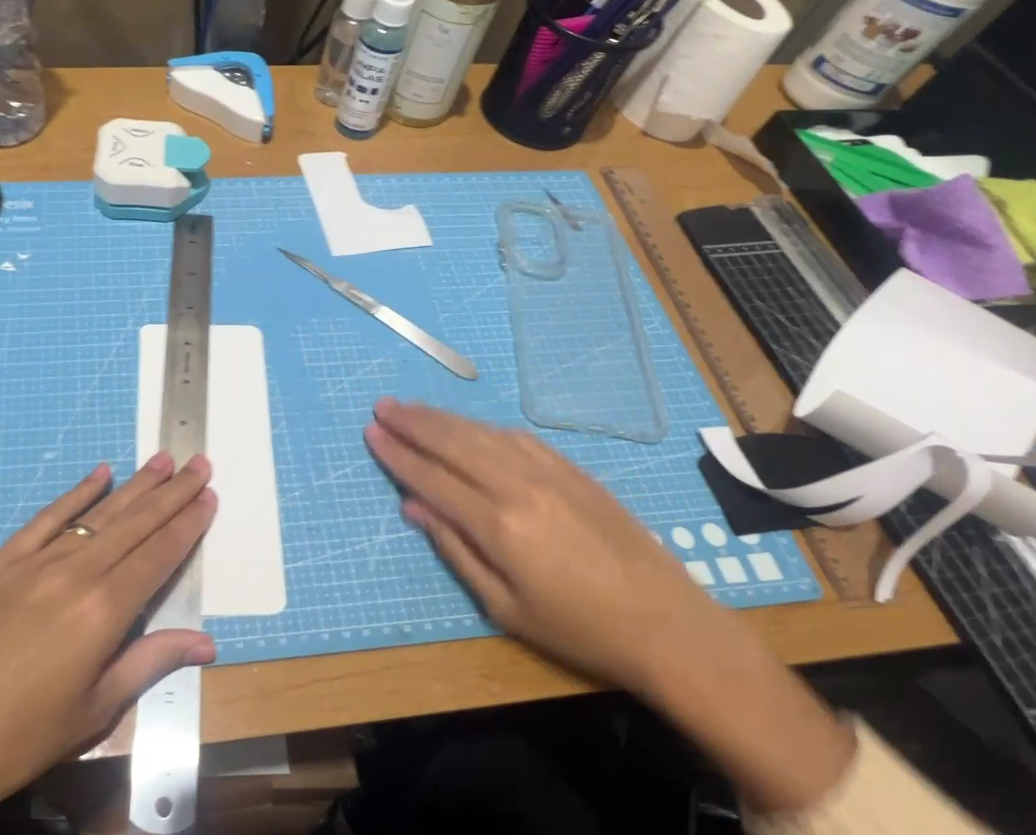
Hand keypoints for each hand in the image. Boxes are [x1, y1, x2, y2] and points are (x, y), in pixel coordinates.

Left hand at [0, 454, 216, 834]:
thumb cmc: (22, 736)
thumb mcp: (96, 708)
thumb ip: (150, 662)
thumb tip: (207, 642)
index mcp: (104, 610)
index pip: (158, 555)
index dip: (187, 525)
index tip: (209, 495)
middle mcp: (75, 573)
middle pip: (134, 524)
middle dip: (171, 493)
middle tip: (199, 462)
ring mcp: (35, 563)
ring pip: (96, 514)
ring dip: (134, 487)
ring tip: (162, 460)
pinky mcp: (0, 564)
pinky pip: (45, 519)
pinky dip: (75, 495)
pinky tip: (98, 474)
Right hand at [364, 398, 727, 692]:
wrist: (664, 622)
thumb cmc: (577, 629)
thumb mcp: (503, 606)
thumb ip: (455, 550)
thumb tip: (413, 508)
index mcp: (499, 526)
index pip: (433, 479)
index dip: (398, 457)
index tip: (371, 435)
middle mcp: (520, 487)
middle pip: (455, 443)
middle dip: (414, 423)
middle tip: (382, 407)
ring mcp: (550, 473)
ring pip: (484, 434)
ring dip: (444, 419)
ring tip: (412, 409)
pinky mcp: (574, 471)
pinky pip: (518, 439)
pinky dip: (484, 429)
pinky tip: (468, 428)